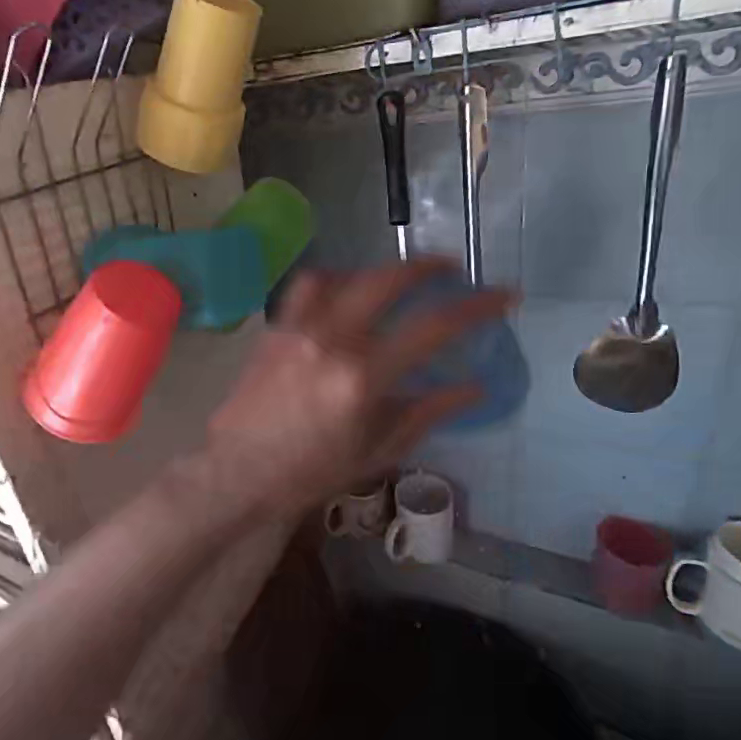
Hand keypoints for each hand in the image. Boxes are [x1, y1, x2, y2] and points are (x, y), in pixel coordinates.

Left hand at [205, 259, 514, 517]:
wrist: (237, 474)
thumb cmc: (313, 472)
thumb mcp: (379, 450)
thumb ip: (428, 412)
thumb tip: (474, 388)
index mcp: (363, 378)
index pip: (433, 328)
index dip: (476, 307)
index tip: (503, 295)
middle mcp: (332, 341)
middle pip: (388, 280)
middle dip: (427, 265)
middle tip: (451, 266)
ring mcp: (300, 328)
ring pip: (349, 276)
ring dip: (382, 270)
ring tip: (400, 277)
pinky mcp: (277, 327)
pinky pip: (308, 286)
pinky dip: (335, 279)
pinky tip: (346, 290)